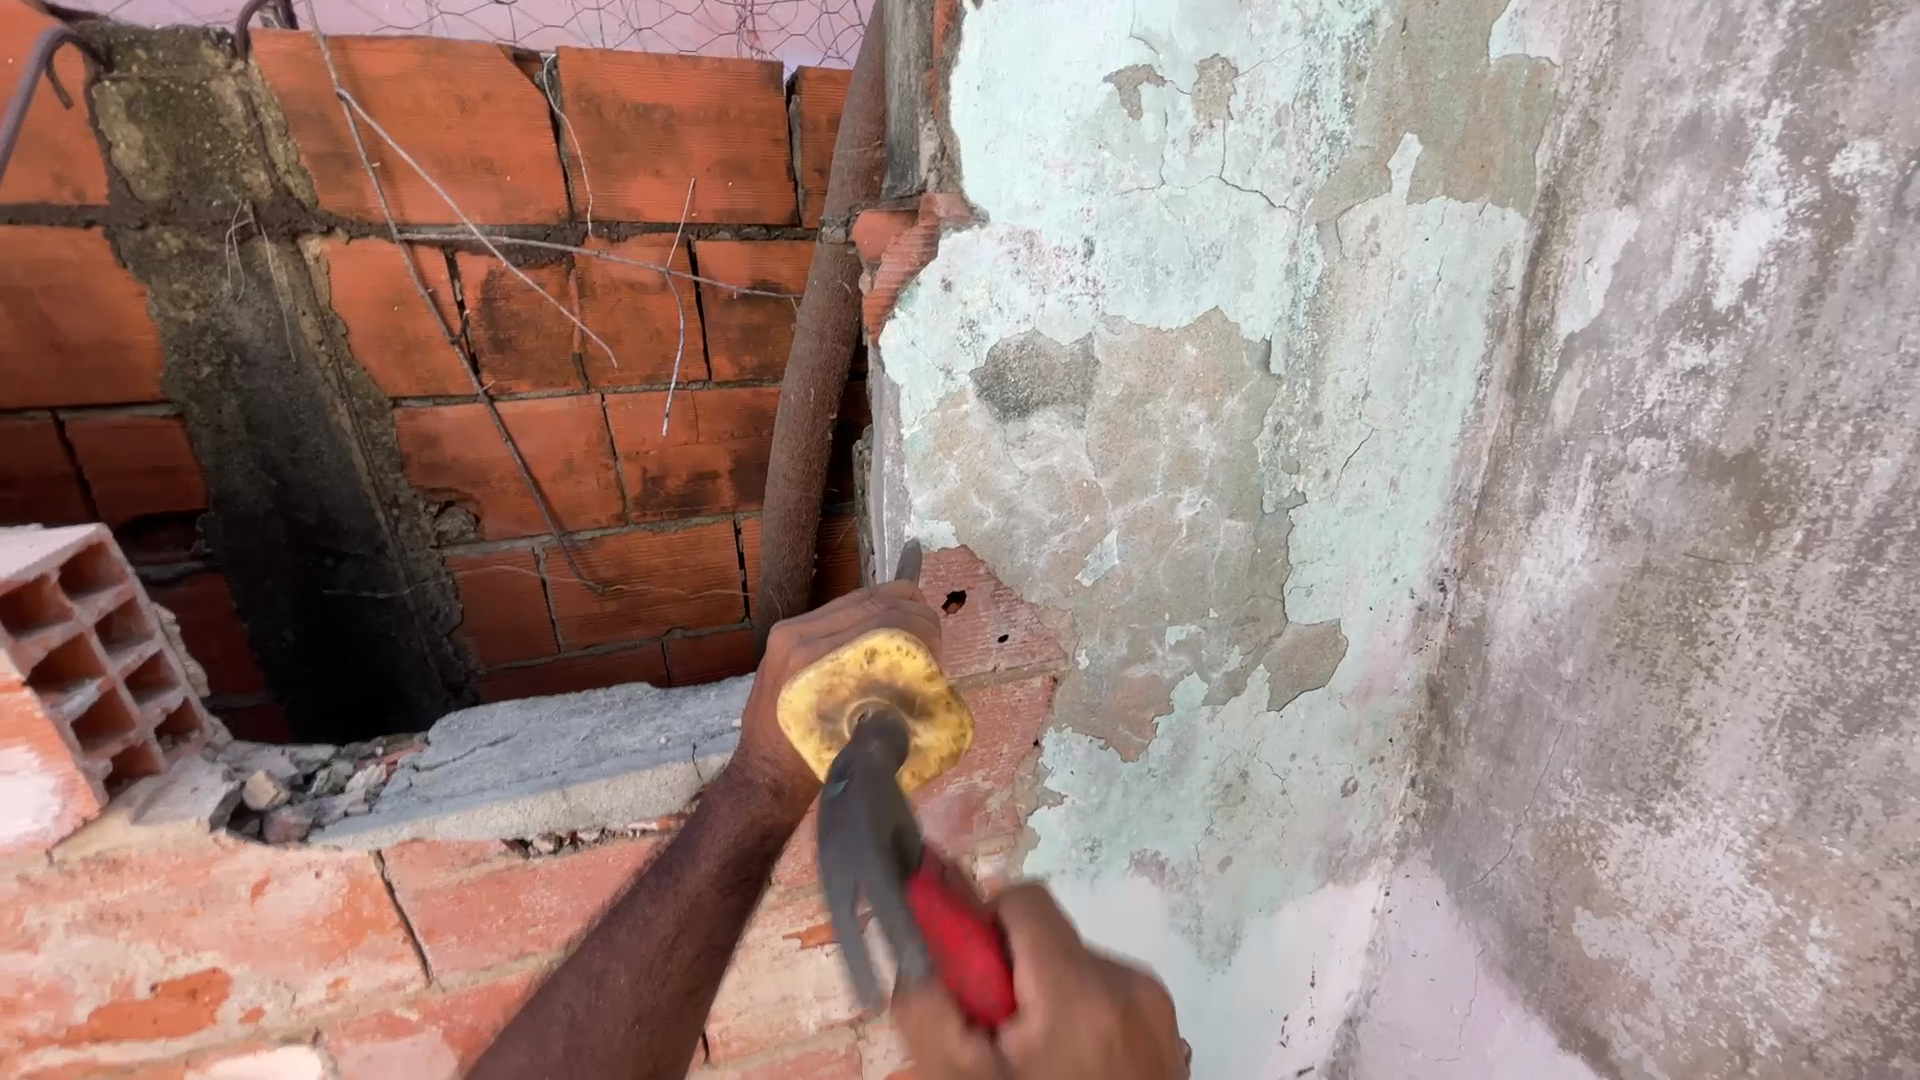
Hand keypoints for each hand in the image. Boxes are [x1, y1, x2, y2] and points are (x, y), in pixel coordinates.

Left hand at [727, 580, 943, 822]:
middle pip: (872, 602)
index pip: (880, 621)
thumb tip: (930, 678)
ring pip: (860, 599)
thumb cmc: (810, 766)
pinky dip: (876, 612)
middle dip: (915, 615)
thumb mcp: (856, 738)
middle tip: (934, 645)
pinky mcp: (790, 631)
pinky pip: (844, 607)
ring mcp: (791, 629)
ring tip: (920, 633)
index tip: (937, 656)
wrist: (762, 773)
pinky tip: (894, 629)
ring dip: (898, 609)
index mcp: (812, 659)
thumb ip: (886, 701)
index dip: (920, 630)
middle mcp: (798, 635)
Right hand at [895, 884, 1188, 1079]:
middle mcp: (1126, 982)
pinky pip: (1101, 997)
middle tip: (992, 1043)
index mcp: (1080, 989)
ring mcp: (1153, 1007)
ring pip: (1070, 969)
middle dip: (1007, 978)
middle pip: (1044, 939)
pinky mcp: (1163, 1030)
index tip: (967, 983)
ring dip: (1040, 1003)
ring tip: (1032, 1067)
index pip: (1022, 899)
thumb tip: (917, 951)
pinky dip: (1072, 1021)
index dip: (982, 929)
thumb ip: (928, 1007)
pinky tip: (1064, 1072)